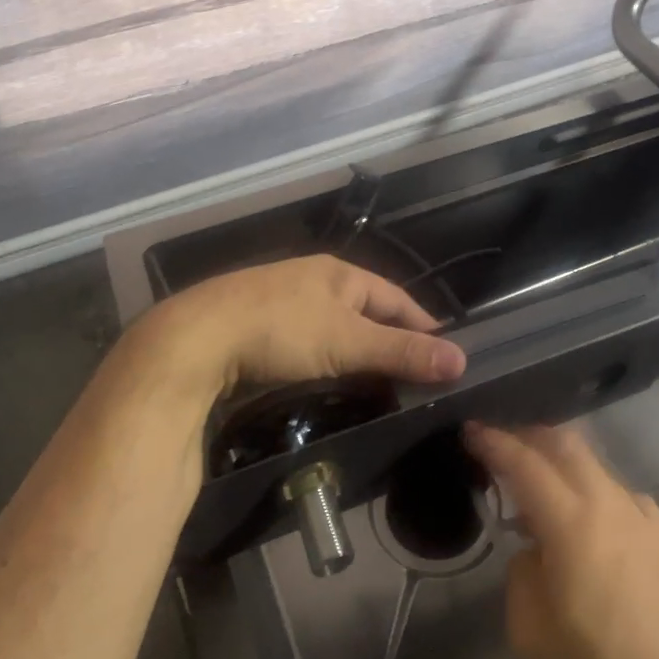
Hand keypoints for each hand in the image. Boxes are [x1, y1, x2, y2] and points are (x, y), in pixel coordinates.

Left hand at [126, 254, 467, 396]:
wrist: (197, 339)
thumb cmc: (282, 329)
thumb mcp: (348, 342)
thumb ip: (402, 351)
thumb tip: (461, 359)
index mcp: (339, 273)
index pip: (396, 298)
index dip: (423, 325)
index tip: (447, 353)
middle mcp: (312, 281)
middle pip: (365, 312)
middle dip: (390, 341)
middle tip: (416, 376)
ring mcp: (282, 304)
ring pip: (334, 329)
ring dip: (356, 354)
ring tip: (379, 385)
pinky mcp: (257, 330)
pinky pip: (306, 345)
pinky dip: (325, 363)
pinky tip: (327, 382)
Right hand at [466, 423, 658, 658]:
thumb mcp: (532, 633)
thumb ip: (523, 575)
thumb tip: (534, 549)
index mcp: (573, 522)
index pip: (525, 463)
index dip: (494, 442)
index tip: (470, 430)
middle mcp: (614, 506)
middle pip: (569, 446)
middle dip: (531, 436)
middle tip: (503, 444)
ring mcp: (649, 523)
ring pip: (601, 469)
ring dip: (566, 466)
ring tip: (544, 492)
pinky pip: (627, 499)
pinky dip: (599, 494)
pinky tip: (595, 522)